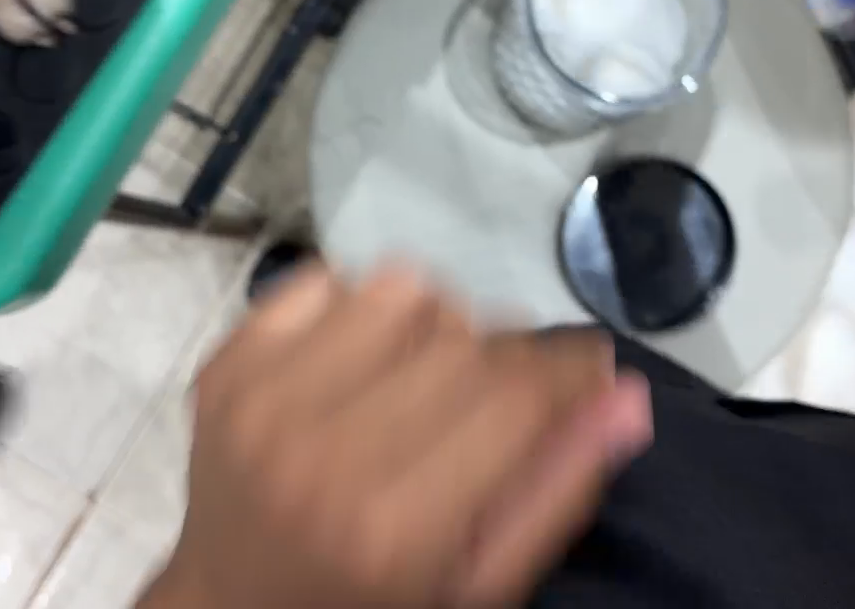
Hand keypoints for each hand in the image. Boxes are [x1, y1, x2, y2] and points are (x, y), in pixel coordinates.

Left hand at [145, 265, 652, 608]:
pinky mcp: (229, 360)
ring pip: (402, 286)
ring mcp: (264, 396)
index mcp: (394, 526)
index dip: (568, 369)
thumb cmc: (368, 606)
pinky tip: (355, 356)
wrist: (229, 605)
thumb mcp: (478, 582)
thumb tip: (625, 393)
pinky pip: (327, 278)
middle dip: (503, 354)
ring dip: (432, 320)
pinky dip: (358, 305)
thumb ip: (556, 490)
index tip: (588, 361)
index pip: (516, 396)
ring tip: (421, 368)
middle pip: (465, 338)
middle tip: (494, 388)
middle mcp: (323, 450)